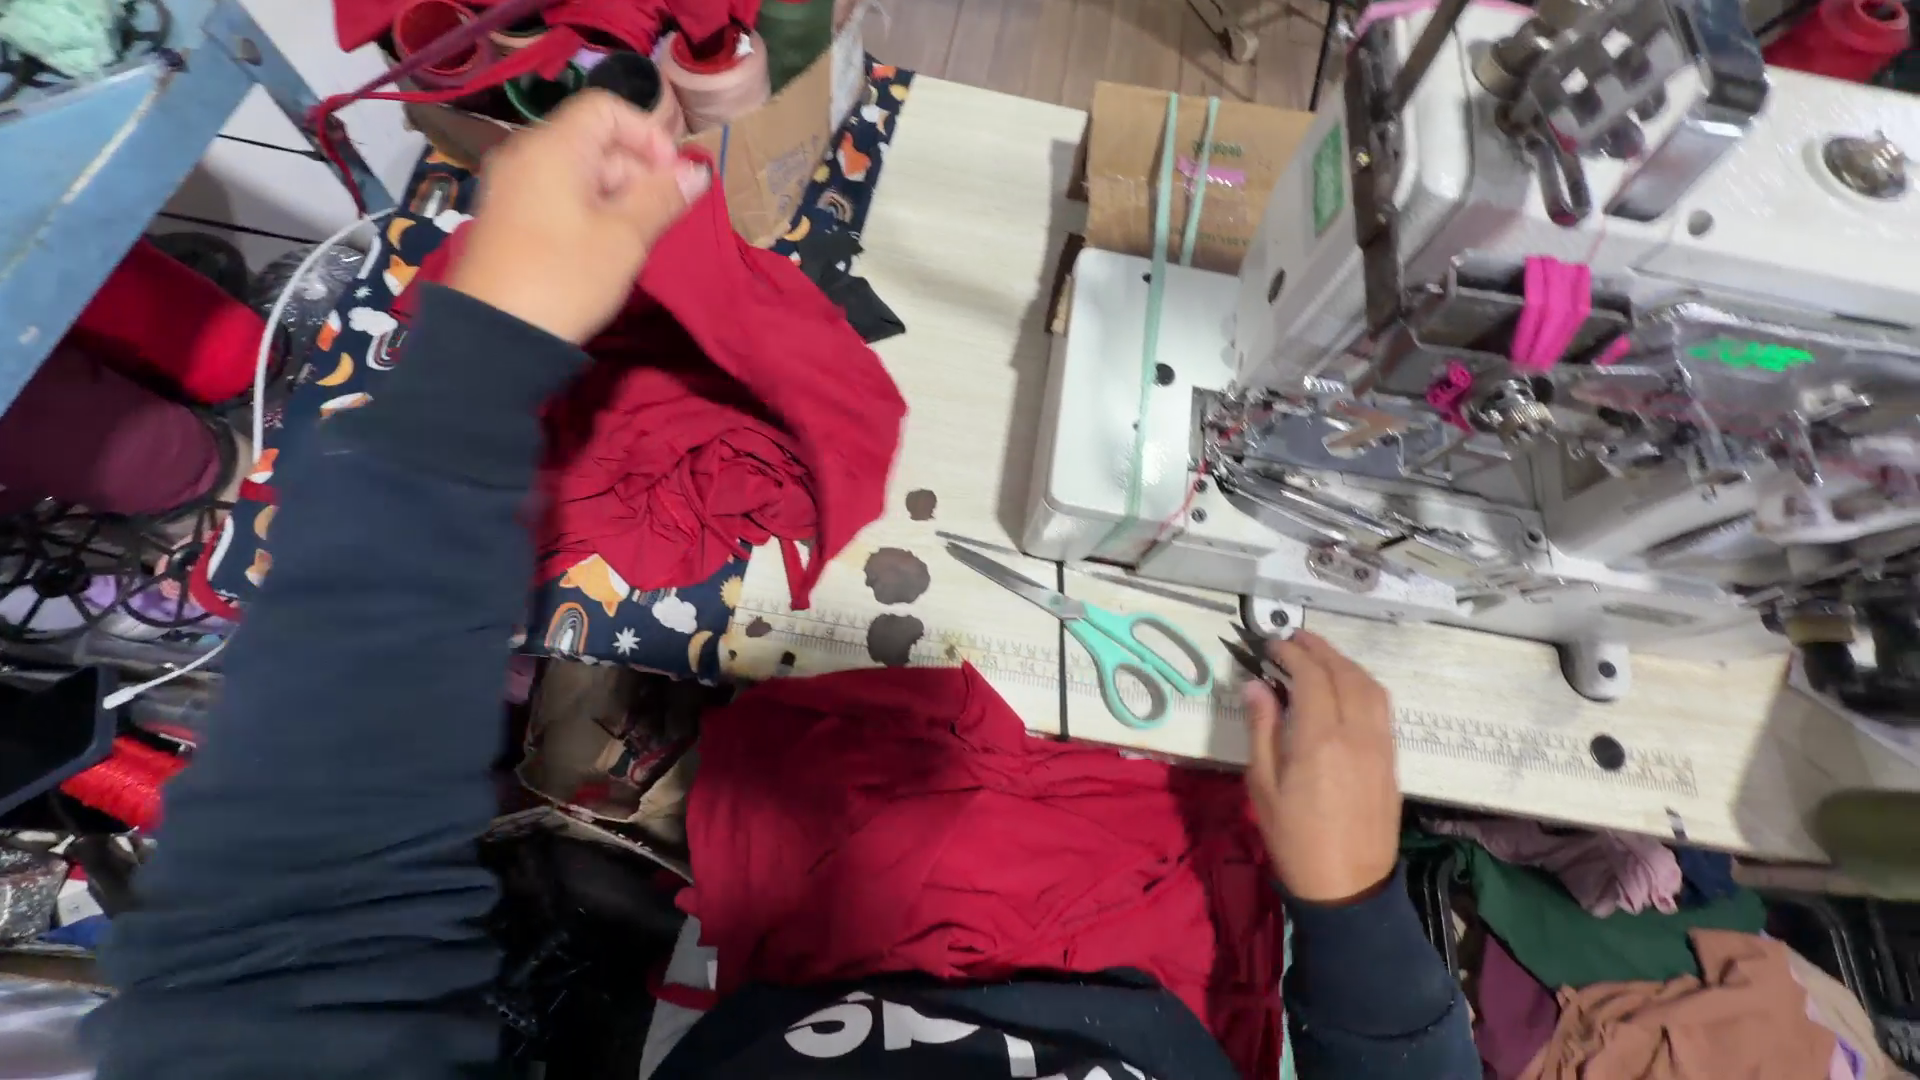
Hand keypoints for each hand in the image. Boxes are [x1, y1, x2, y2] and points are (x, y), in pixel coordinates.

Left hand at [447, 89, 711, 343]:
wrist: (498, 334)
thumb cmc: (566, 278)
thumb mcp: (625, 238)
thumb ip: (662, 198)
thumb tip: (699, 171)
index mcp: (554, 147)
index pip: (607, 110)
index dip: (649, 136)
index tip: (674, 179)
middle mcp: (528, 154)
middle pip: (596, 142)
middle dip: (639, 173)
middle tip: (663, 220)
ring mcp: (515, 186)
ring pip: (581, 173)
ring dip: (620, 197)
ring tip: (638, 241)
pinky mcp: (512, 217)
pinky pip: (561, 195)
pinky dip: (593, 211)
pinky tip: (608, 248)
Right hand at [1241, 629, 1400, 902]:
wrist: (1347, 886)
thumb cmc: (1293, 836)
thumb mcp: (1262, 784)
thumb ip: (1261, 729)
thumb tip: (1256, 685)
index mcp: (1319, 739)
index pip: (1310, 676)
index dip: (1291, 653)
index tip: (1271, 644)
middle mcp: (1356, 734)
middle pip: (1343, 673)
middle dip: (1318, 649)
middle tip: (1293, 637)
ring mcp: (1380, 746)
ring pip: (1370, 686)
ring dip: (1344, 662)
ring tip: (1319, 654)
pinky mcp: (1391, 760)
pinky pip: (1382, 708)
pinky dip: (1362, 684)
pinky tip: (1345, 686)